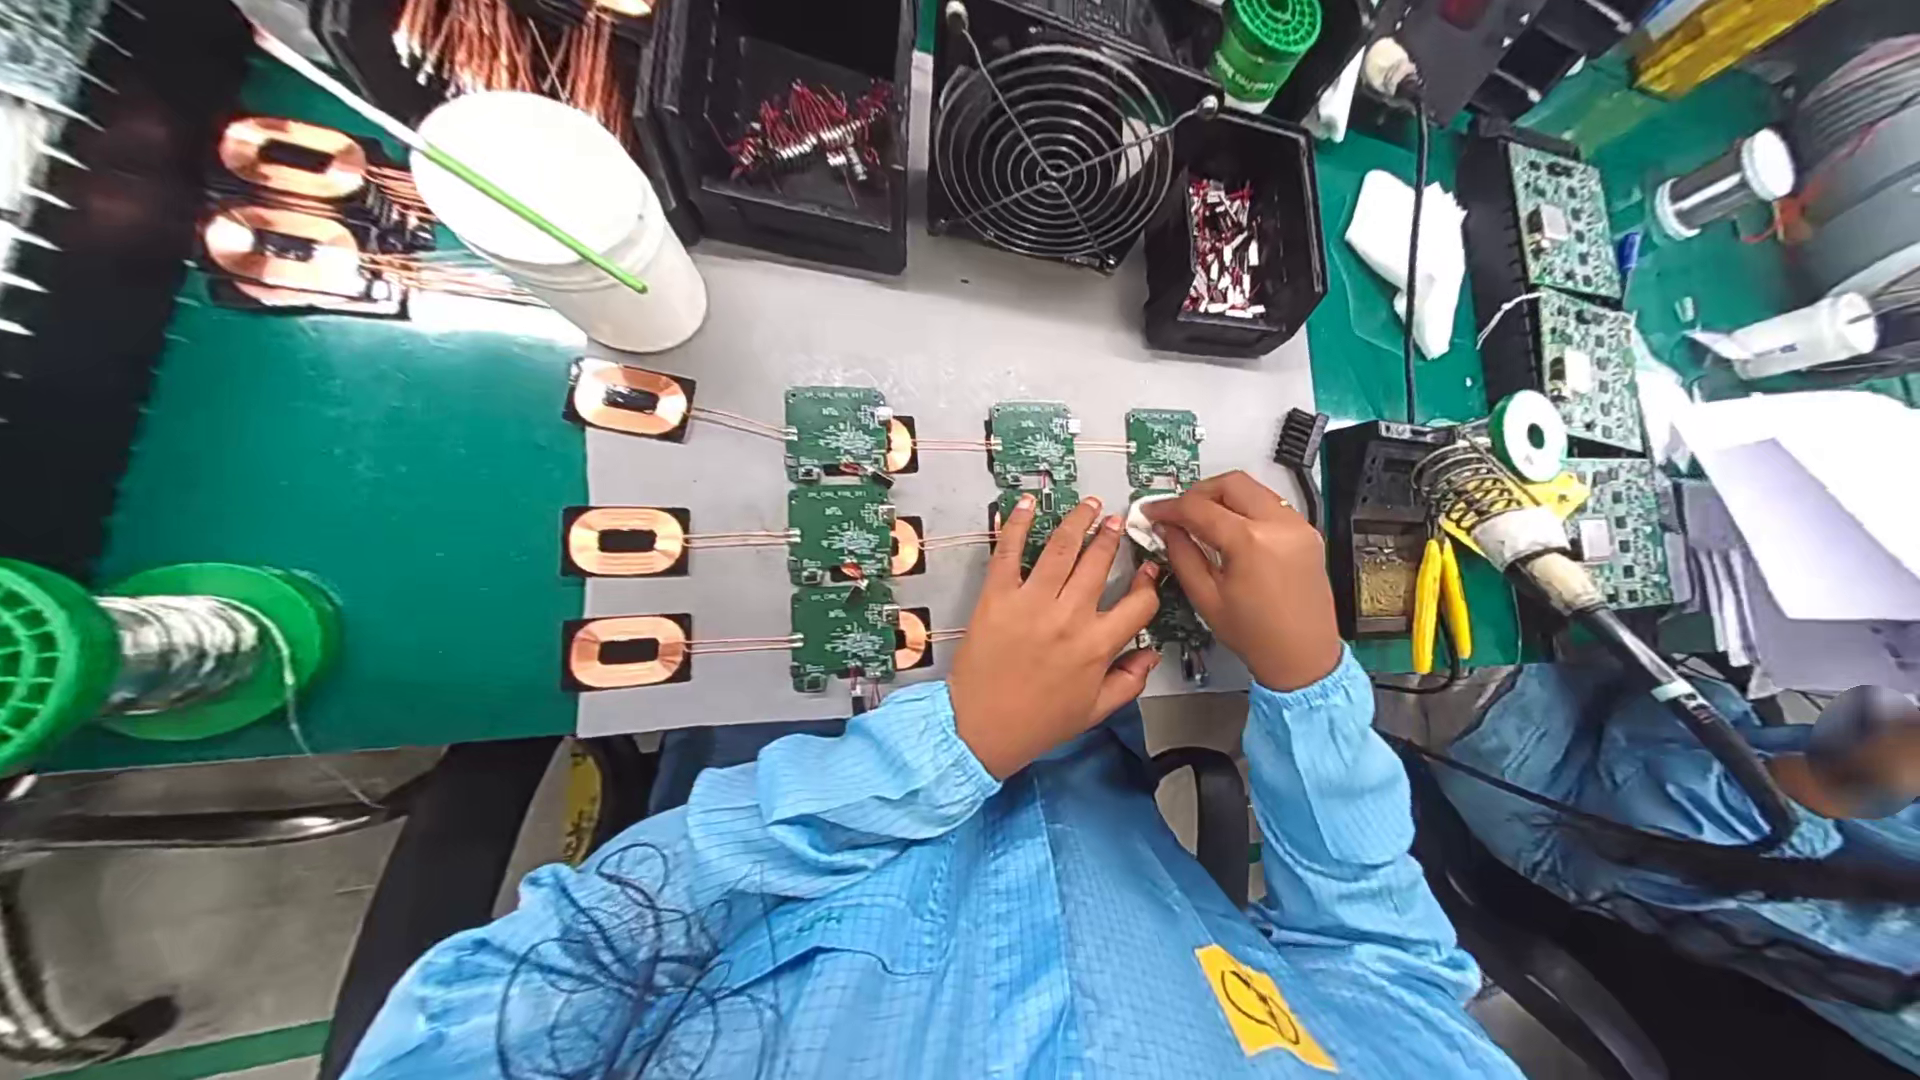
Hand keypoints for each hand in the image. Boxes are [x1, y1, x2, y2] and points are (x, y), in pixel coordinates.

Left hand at [949, 494, 1161, 778]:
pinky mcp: (997, 597)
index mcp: (1098, 646)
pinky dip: (1016, 525)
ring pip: (1061, 549)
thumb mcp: (1094, 710)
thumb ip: (1129, 681)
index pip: (1138, 604)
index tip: (1148, 570)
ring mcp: (1032, 603)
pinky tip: (1027, 504)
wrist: (981, 727)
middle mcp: (1070, 618)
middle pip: (1099, 564)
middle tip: (1114, 521)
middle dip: (1110, 537)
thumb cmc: (1038, 722)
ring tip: (1088, 506)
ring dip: (1077, 522)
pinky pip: (1009, 552)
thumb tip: (1150, 654)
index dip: (1149, 584)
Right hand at [1143, 471, 1341, 691]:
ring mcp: (1298, 527)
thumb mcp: (1205, 596)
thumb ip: (1181, 554)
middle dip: (1197, 493)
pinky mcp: (1307, 533)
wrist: (1304, 656)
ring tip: (1201, 520)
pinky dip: (1244, 507)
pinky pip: (1269, 504)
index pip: (1198, 508)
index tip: (1153, 511)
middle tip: (1177, 512)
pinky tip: (1228, 528)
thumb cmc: (1258, 636)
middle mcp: (1280, 526)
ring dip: (1221, 497)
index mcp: (1251, 542)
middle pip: (1229, 483)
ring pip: (1252, 488)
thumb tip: (1167, 529)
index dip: (1168, 507)